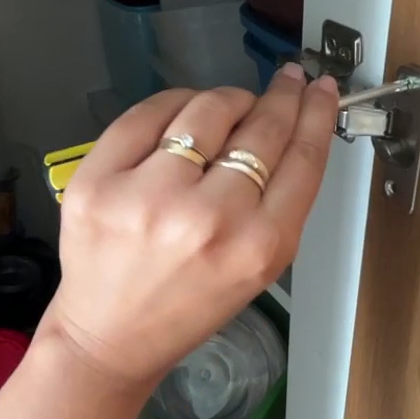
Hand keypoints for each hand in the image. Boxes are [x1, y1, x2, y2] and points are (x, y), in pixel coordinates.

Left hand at [40, 64, 338, 392]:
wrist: (110, 337)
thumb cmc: (188, 306)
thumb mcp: (256, 269)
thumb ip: (278, 205)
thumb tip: (290, 127)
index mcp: (258, 247)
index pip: (302, 158)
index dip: (316, 113)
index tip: (320, 89)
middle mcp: (207, 218)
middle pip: (260, 128)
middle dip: (280, 97)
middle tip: (286, 82)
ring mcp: (147, 197)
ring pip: (207, 109)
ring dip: (227, 100)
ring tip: (230, 108)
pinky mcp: (99, 182)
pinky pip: (148, 113)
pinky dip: (174, 105)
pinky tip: (183, 114)